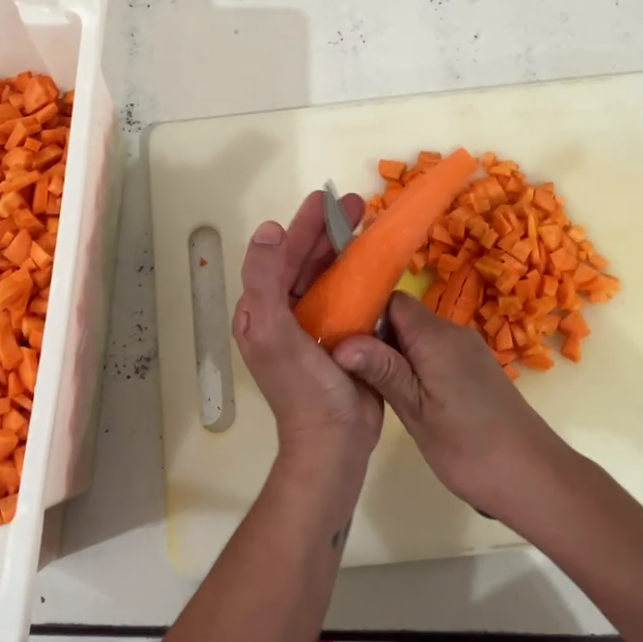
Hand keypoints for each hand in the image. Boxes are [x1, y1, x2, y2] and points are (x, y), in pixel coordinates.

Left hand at [234, 191, 383, 464]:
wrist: (335, 441)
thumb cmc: (301, 386)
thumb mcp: (272, 330)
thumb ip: (263, 280)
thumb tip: (267, 229)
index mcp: (262, 312)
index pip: (278, 257)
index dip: (301, 226)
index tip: (323, 200)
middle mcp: (285, 315)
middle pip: (306, 261)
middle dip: (328, 231)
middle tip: (356, 202)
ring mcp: (315, 327)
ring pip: (330, 275)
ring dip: (347, 249)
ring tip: (370, 222)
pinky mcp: (343, 338)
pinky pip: (351, 297)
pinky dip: (363, 276)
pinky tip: (380, 261)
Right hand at [332, 293, 573, 524]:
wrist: (535, 480)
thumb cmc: (470, 448)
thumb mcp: (416, 412)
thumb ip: (382, 371)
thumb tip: (339, 341)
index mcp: (436, 337)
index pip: (391, 301)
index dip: (364, 314)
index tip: (337, 339)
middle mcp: (453, 334)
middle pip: (403, 318)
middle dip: (374, 337)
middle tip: (345, 368)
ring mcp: (467, 352)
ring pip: (418, 338)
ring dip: (394, 355)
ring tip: (367, 385)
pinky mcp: (475, 371)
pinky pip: (434, 353)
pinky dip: (414, 367)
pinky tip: (402, 396)